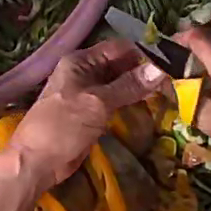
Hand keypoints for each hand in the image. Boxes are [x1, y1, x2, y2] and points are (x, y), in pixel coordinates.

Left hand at [3, 40, 165, 192]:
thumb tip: (160, 69)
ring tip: (168, 94)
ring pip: (118, 84)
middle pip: (119, 65)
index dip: (143, 54)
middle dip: (143, 72)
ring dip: (138, 88)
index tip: (171, 64)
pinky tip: (149, 108)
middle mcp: (83, 72)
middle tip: (174, 81)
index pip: (118, 48)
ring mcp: (86, 93)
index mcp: (80, 61)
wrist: (36, 162)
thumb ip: (129, 85)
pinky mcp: (89, 113)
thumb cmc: (63, 126)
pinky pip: (114, 101)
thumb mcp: (98, 103)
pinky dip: (130, 103)